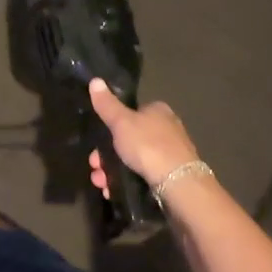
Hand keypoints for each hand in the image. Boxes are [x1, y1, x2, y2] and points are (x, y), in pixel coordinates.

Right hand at [87, 78, 199, 196]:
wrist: (176, 182)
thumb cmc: (148, 145)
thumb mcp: (121, 122)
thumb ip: (107, 105)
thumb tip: (95, 80)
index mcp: (158, 111)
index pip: (131, 113)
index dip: (111, 126)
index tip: (97, 141)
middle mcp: (166, 129)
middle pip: (127, 139)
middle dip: (105, 154)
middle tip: (94, 166)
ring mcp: (169, 152)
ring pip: (132, 159)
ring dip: (110, 171)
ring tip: (100, 183)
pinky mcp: (169, 174)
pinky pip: (140, 174)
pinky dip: (124, 180)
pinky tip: (112, 191)